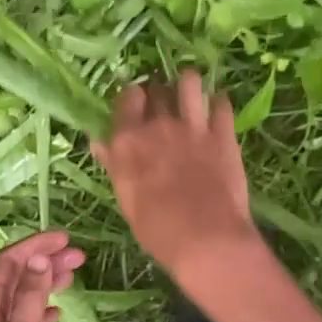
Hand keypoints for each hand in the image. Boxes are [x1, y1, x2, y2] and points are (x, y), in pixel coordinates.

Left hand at [0, 231, 81, 321]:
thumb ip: (30, 300)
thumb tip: (38, 260)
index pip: (7, 262)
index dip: (35, 246)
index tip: (66, 238)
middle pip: (12, 277)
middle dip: (43, 262)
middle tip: (79, 256)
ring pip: (17, 299)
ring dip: (43, 285)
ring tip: (73, 276)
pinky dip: (38, 312)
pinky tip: (57, 313)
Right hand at [91, 71, 260, 278]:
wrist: (206, 239)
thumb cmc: (157, 228)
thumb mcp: (126, 197)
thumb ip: (114, 163)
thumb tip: (98, 140)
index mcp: (128, 140)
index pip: (128, 97)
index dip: (133, 97)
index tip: (137, 104)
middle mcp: (158, 125)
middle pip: (157, 89)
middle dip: (159, 91)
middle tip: (163, 102)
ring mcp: (193, 126)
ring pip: (190, 82)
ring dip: (189, 84)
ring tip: (191, 94)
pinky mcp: (223, 134)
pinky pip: (222, 103)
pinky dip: (218, 103)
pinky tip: (217, 111)